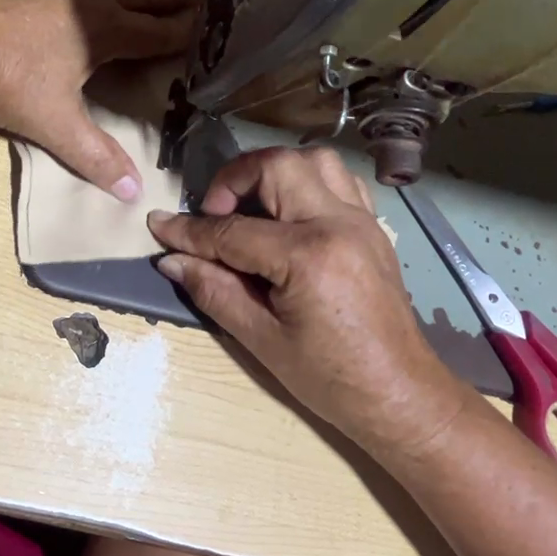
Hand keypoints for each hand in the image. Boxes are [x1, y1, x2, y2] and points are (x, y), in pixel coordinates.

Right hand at [147, 147, 474, 452]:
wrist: (399, 393)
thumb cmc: (328, 377)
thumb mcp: (260, 339)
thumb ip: (213, 290)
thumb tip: (172, 259)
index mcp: (308, 257)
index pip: (232, 231)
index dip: (188, 230)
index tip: (158, 225)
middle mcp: (339, 225)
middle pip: (277, 168)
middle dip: (234, 180)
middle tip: (212, 213)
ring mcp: (362, 222)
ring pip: (314, 161)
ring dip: (273, 174)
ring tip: (249, 208)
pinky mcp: (372, 230)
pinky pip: (339, 182)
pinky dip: (306, 184)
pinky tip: (286, 215)